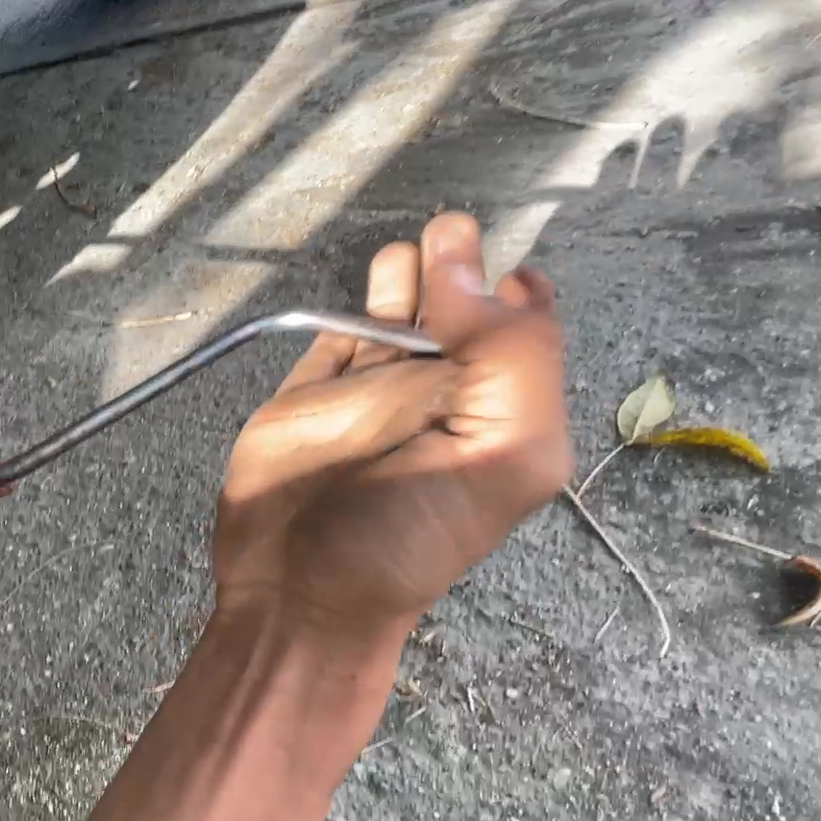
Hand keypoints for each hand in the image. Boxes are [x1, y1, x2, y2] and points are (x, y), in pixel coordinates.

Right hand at [213, 212, 570, 641]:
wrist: (297, 590)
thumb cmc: (404, 539)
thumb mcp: (501, 458)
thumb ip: (511, 359)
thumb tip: (472, 272)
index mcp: (498, 409)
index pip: (523, 331)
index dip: (518, 291)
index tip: (503, 264)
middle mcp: (436, 395)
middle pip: (455, 308)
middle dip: (458, 264)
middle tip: (447, 230)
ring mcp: (368, 393)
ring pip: (393, 313)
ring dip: (406, 273)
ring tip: (410, 246)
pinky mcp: (307, 396)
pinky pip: (333, 336)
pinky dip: (347, 309)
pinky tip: (362, 285)